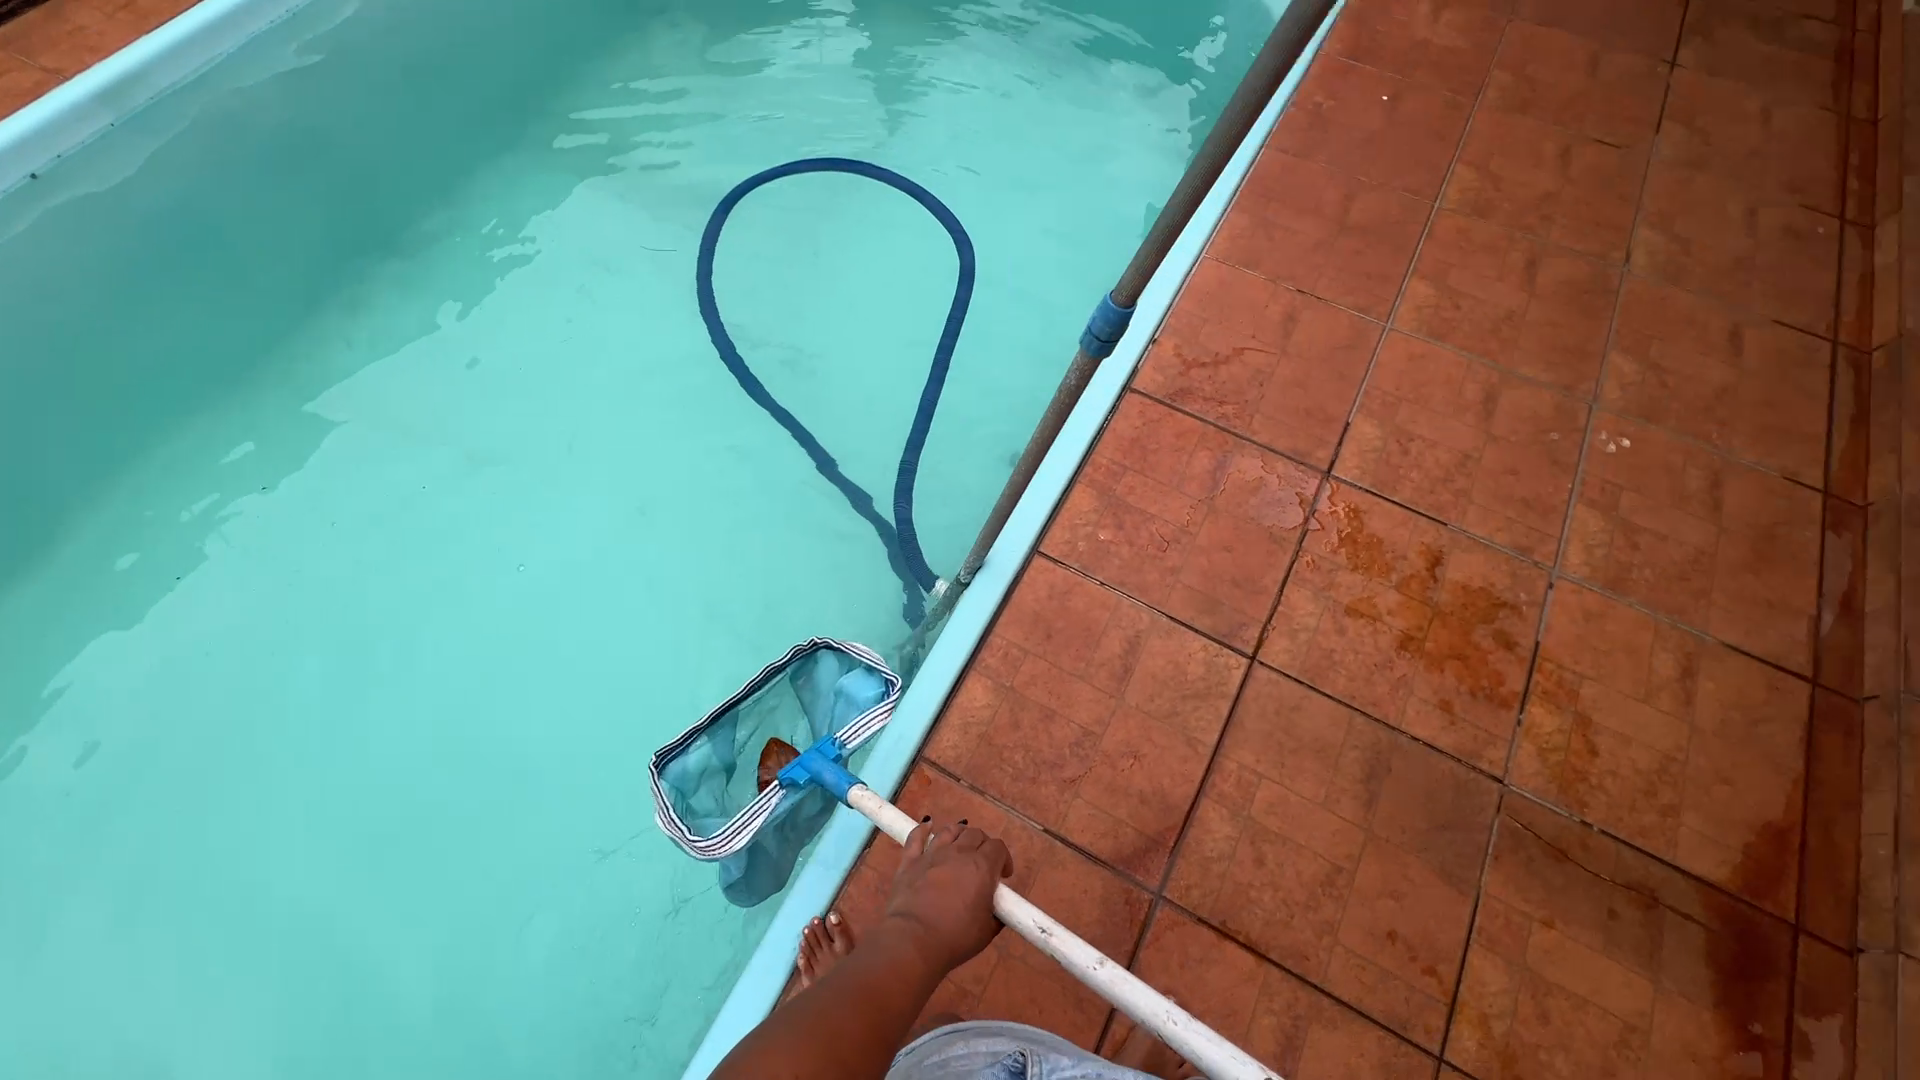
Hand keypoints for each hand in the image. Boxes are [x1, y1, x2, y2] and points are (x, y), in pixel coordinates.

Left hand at [880, 817, 1014, 973]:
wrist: (913, 940)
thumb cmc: (955, 937)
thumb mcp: (987, 931)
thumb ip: (996, 915)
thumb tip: (997, 911)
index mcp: (981, 867)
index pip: (998, 848)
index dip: (1004, 859)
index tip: (1003, 875)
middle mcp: (958, 853)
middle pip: (975, 834)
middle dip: (983, 845)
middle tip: (983, 863)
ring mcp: (931, 854)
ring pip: (949, 831)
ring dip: (959, 834)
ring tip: (960, 844)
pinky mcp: (909, 861)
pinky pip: (916, 837)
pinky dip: (923, 829)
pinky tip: (927, 826)